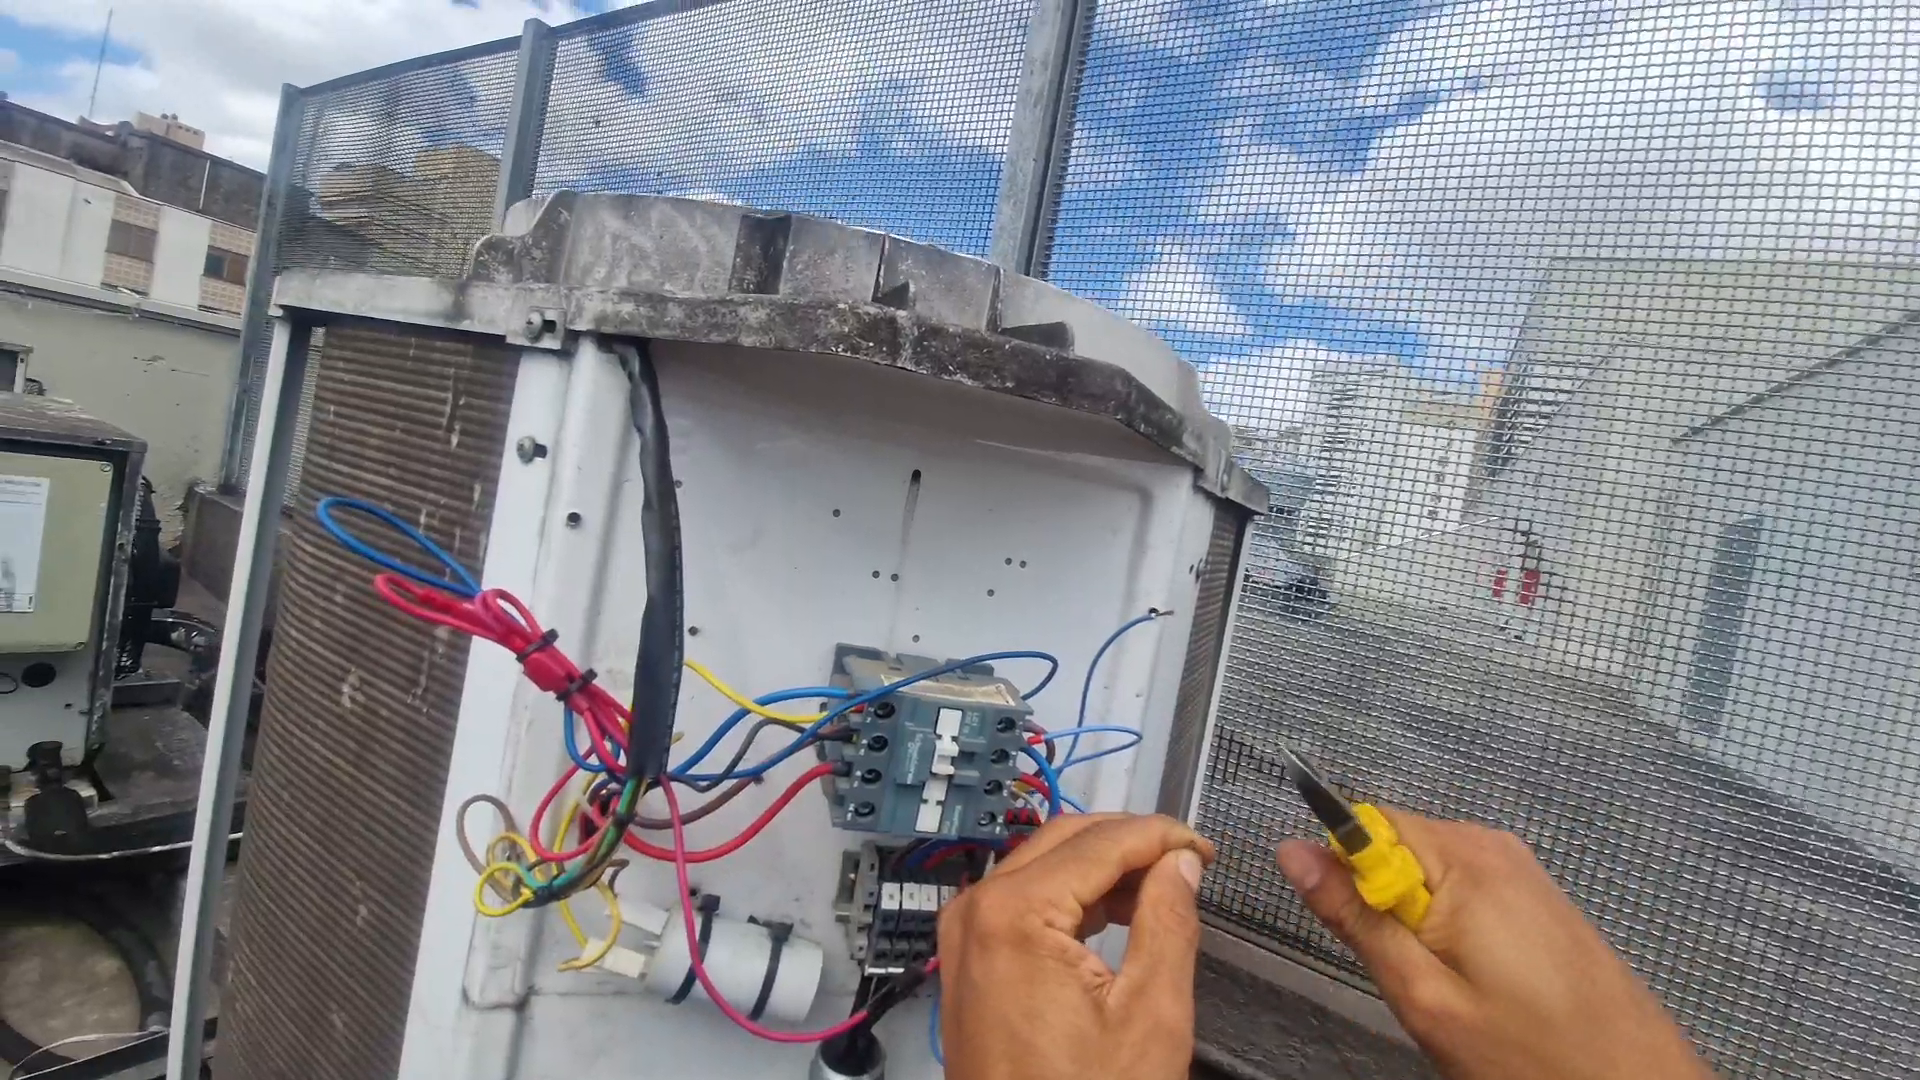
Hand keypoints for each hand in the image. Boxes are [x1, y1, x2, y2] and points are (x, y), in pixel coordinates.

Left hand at [937, 813, 1215, 1079]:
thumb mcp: (1149, 1017)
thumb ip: (1168, 923)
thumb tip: (1180, 864)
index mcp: (1013, 912)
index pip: (1098, 843)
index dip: (1158, 836)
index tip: (1202, 845)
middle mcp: (977, 906)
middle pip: (1064, 841)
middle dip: (1129, 841)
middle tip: (1186, 858)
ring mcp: (967, 930)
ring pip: (1044, 864)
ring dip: (1103, 866)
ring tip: (1161, 886)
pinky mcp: (971, 953)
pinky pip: (1026, 898)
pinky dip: (1074, 895)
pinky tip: (1117, 911)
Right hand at [1279, 811, 1716, 1079]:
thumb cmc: (1530, 1055)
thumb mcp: (1424, 994)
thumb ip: (1355, 916)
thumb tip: (1289, 849)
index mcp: (1462, 856)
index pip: (1364, 823)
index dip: (1349, 873)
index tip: (1366, 932)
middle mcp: (1490, 842)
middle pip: (1395, 846)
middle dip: (1386, 901)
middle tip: (1414, 971)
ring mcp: (1520, 866)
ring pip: (1425, 870)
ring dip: (1418, 918)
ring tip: (1451, 982)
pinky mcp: (1536, 892)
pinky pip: (1461, 885)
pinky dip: (1451, 923)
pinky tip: (1484, 979)